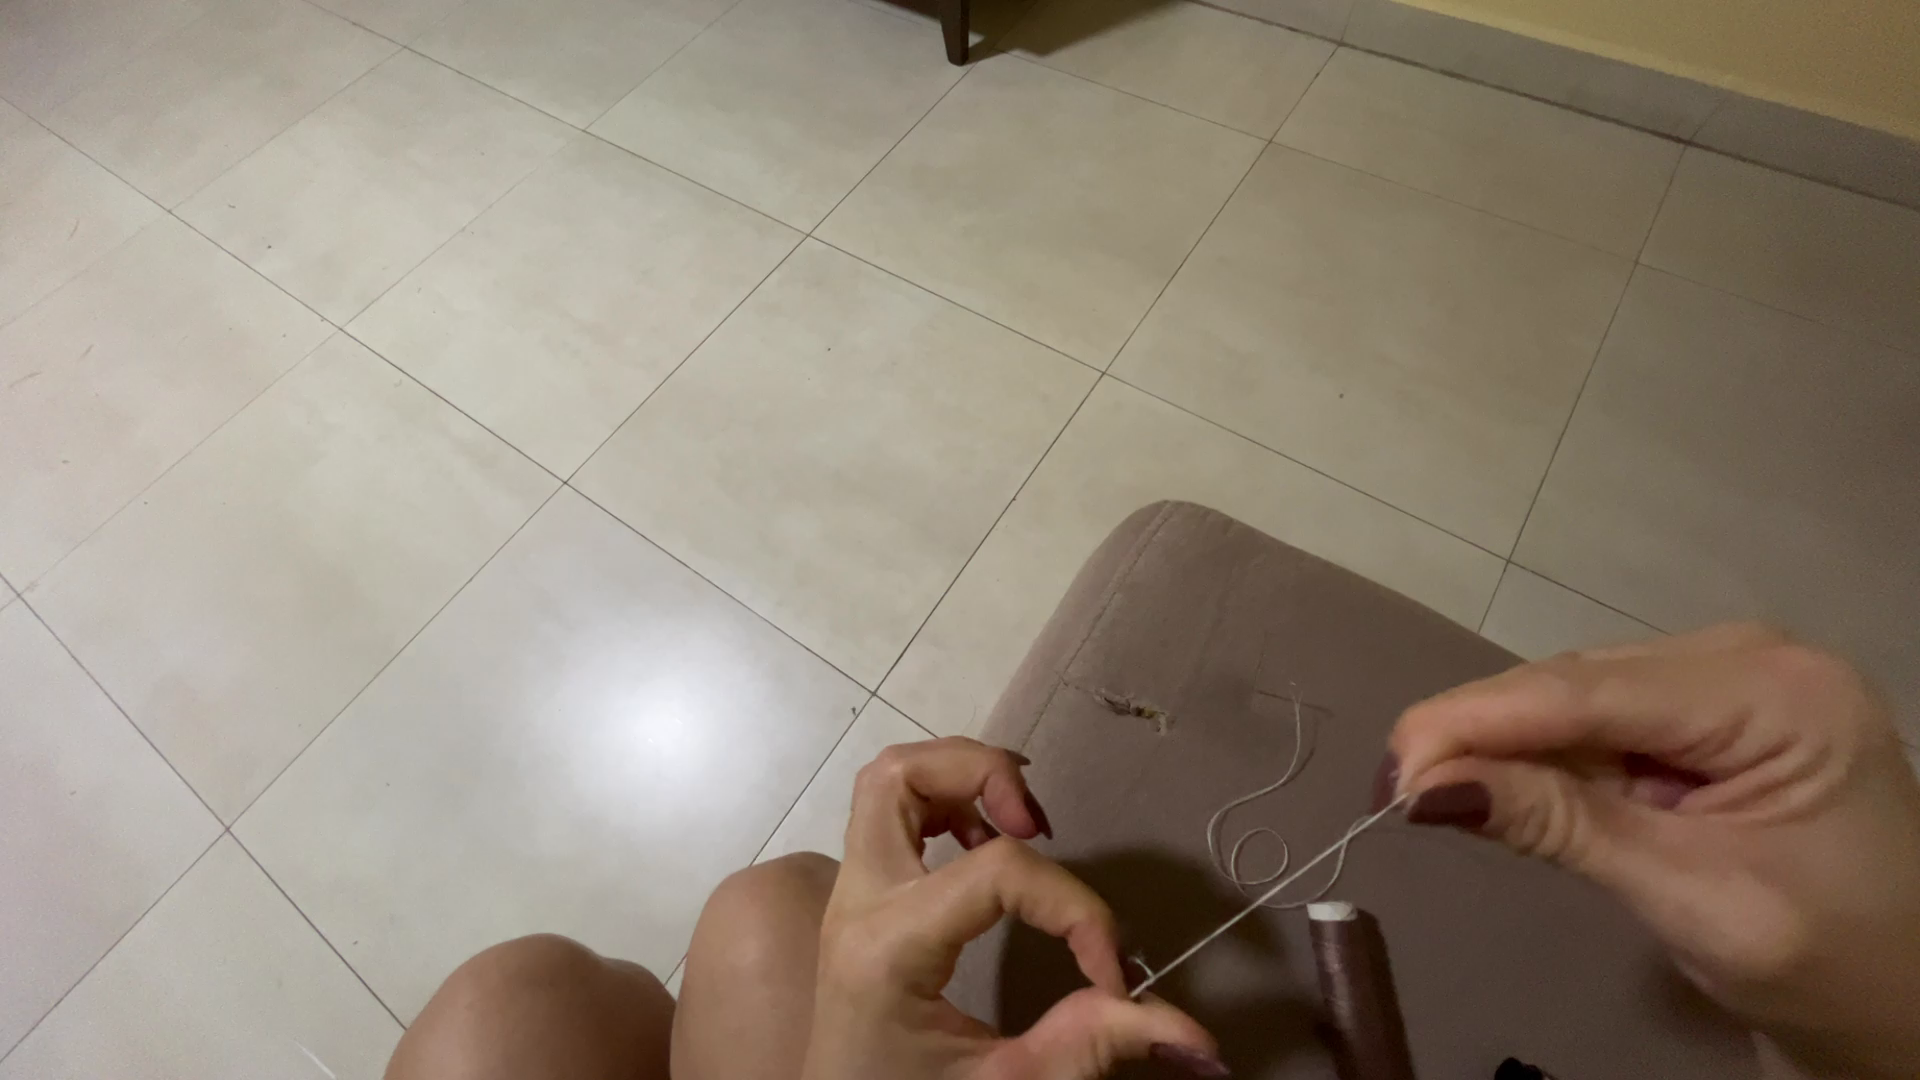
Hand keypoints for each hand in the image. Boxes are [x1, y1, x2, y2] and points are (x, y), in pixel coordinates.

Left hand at [802, 736, 1224, 1079]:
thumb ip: (1090, 1047)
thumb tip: (1195, 1035)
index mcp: (889, 947)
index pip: (994, 871)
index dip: (1073, 905)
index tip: (1112, 966)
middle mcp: (858, 898)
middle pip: (900, 775)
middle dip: (979, 772)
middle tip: (1038, 825)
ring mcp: (850, 887)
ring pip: (889, 777)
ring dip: (958, 777)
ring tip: (1015, 823)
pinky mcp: (859, 889)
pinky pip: (891, 807)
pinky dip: (942, 799)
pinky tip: (981, 844)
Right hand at [1384, 623, 1919, 1078]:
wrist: (1912, 991)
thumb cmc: (1835, 962)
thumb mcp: (1691, 898)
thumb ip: (1554, 825)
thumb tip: (1421, 789)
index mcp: (1773, 696)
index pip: (1579, 693)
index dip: (1468, 724)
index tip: (1391, 775)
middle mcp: (1733, 657)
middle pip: (1554, 685)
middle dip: (1469, 737)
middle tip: (1400, 797)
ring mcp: (1703, 671)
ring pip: (1548, 693)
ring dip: (1489, 746)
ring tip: (1439, 795)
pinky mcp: (1675, 697)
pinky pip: (1566, 712)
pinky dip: (1521, 751)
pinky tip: (1496, 782)